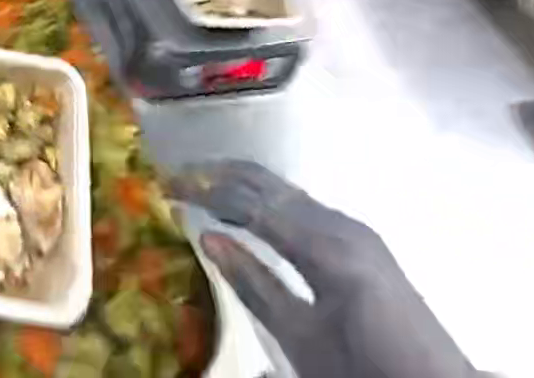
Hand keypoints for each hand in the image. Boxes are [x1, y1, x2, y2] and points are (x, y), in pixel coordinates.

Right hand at [173, 161, 477, 377]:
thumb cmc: (367, 376)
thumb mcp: (305, 345)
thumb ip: (255, 286)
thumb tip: (207, 235)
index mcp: (327, 249)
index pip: (250, 203)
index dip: (204, 190)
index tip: (166, 185)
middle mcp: (340, 225)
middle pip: (267, 184)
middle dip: (217, 175)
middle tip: (175, 177)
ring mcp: (353, 228)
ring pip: (282, 190)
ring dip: (238, 183)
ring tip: (199, 186)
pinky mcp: (358, 239)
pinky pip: (299, 205)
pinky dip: (263, 199)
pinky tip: (243, 207)